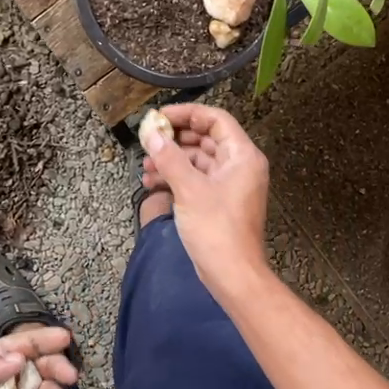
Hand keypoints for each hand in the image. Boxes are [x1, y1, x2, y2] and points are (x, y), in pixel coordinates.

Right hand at [140, 103, 271, 301]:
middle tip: (148, 141)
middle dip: (174, 140)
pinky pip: (196, 181)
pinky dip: (176, 179)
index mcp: (242, 156)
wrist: (231, 274)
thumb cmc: (217, 230)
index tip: (159, 116)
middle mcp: (240, 167)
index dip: (187, 114)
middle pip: (205, 139)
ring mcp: (230, 186)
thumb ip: (168, 157)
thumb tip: (151, 133)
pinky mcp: (219, 203)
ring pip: (198, 161)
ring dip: (171, 161)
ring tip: (146, 167)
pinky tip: (153, 184)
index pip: (215, 120)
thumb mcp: (188, 189)